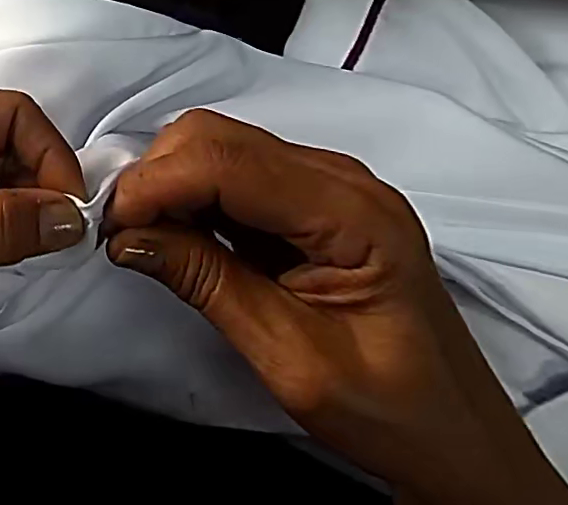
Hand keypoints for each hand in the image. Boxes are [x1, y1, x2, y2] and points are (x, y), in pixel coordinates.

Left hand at [0, 85, 88, 324]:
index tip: (70, 203)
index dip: (50, 154)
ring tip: (25, 242)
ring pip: (2, 169)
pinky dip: (3, 218)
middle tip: (56, 229)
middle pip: (12, 139)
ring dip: (21, 204)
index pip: (13, 114)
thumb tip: (67, 218)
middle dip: (38, 182)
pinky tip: (2, 244)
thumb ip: (0, 226)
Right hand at [104, 111, 567, 504]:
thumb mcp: (294, 361)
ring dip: (172, 182)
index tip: (112, 224)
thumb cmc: (392, 410)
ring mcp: (328, 179)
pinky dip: (195, 193)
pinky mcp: (312, 195)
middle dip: (159, 175)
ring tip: (146, 237)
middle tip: (125, 234)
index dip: (160, 181)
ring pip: (223, 144)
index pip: (231, 161)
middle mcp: (340, 177)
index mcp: (351, 212)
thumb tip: (129, 236)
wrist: (455, 431)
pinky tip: (180, 232)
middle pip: (222, 137)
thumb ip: (208, 284)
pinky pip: (237, 170)